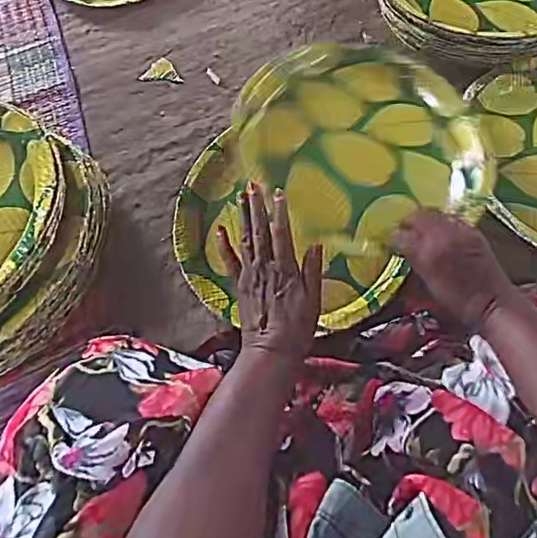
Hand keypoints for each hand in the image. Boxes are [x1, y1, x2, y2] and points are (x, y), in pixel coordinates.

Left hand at [221, 183, 321, 361]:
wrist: (270, 351)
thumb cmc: (297, 327)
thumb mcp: (313, 300)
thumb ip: (312, 271)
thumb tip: (316, 245)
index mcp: (285, 269)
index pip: (282, 234)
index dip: (279, 212)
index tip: (278, 193)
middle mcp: (264, 268)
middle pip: (260, 231)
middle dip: (257, 207)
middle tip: (253, 185)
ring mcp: (249, 275)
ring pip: (246, 240)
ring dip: (244, 217)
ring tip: (242, 197)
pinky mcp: (239, 285)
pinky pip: (230, 262)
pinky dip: (224, 245)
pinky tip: (220, 229)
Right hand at [390, 210, 516, 327]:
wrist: (492, 302)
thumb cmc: (457, 301)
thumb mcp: (427, 284)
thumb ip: (414, 260)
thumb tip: (401, 247)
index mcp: (427, 253)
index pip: (402, 235)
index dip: (394, 238)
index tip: (392, 241)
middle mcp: (442, 235)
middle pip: (419, 216)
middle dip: (409, 222)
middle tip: (405, 230)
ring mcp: (460, 230)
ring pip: (435, 214)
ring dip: (425, 220)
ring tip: (422, 230)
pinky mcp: (473, 230)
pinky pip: (451, 219)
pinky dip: (442, 223)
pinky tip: (442, 234)